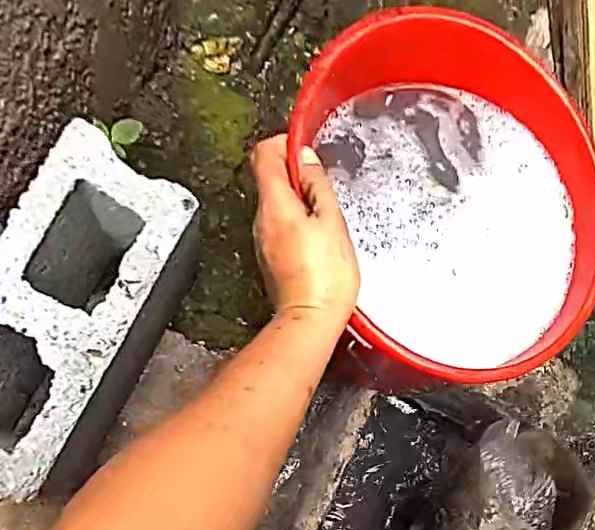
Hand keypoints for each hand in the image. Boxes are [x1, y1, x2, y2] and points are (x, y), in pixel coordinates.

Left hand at [251, 135, 359, 327]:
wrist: (312, 321)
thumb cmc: (325, 279)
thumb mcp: (332, 223)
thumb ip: (318, 186)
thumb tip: (307, 161)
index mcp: (275, 203)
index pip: (265, 153)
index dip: (286, 144)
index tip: (305, 151)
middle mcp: (262, 220)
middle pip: (270, 180)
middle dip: (295, 177)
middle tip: (322, 190)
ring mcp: (264, 243)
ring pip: (276, 207)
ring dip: (298, 205)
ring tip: (324, 222)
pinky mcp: (272, 261)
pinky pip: (280, 231)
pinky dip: (296, 227)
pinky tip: (316, 244)